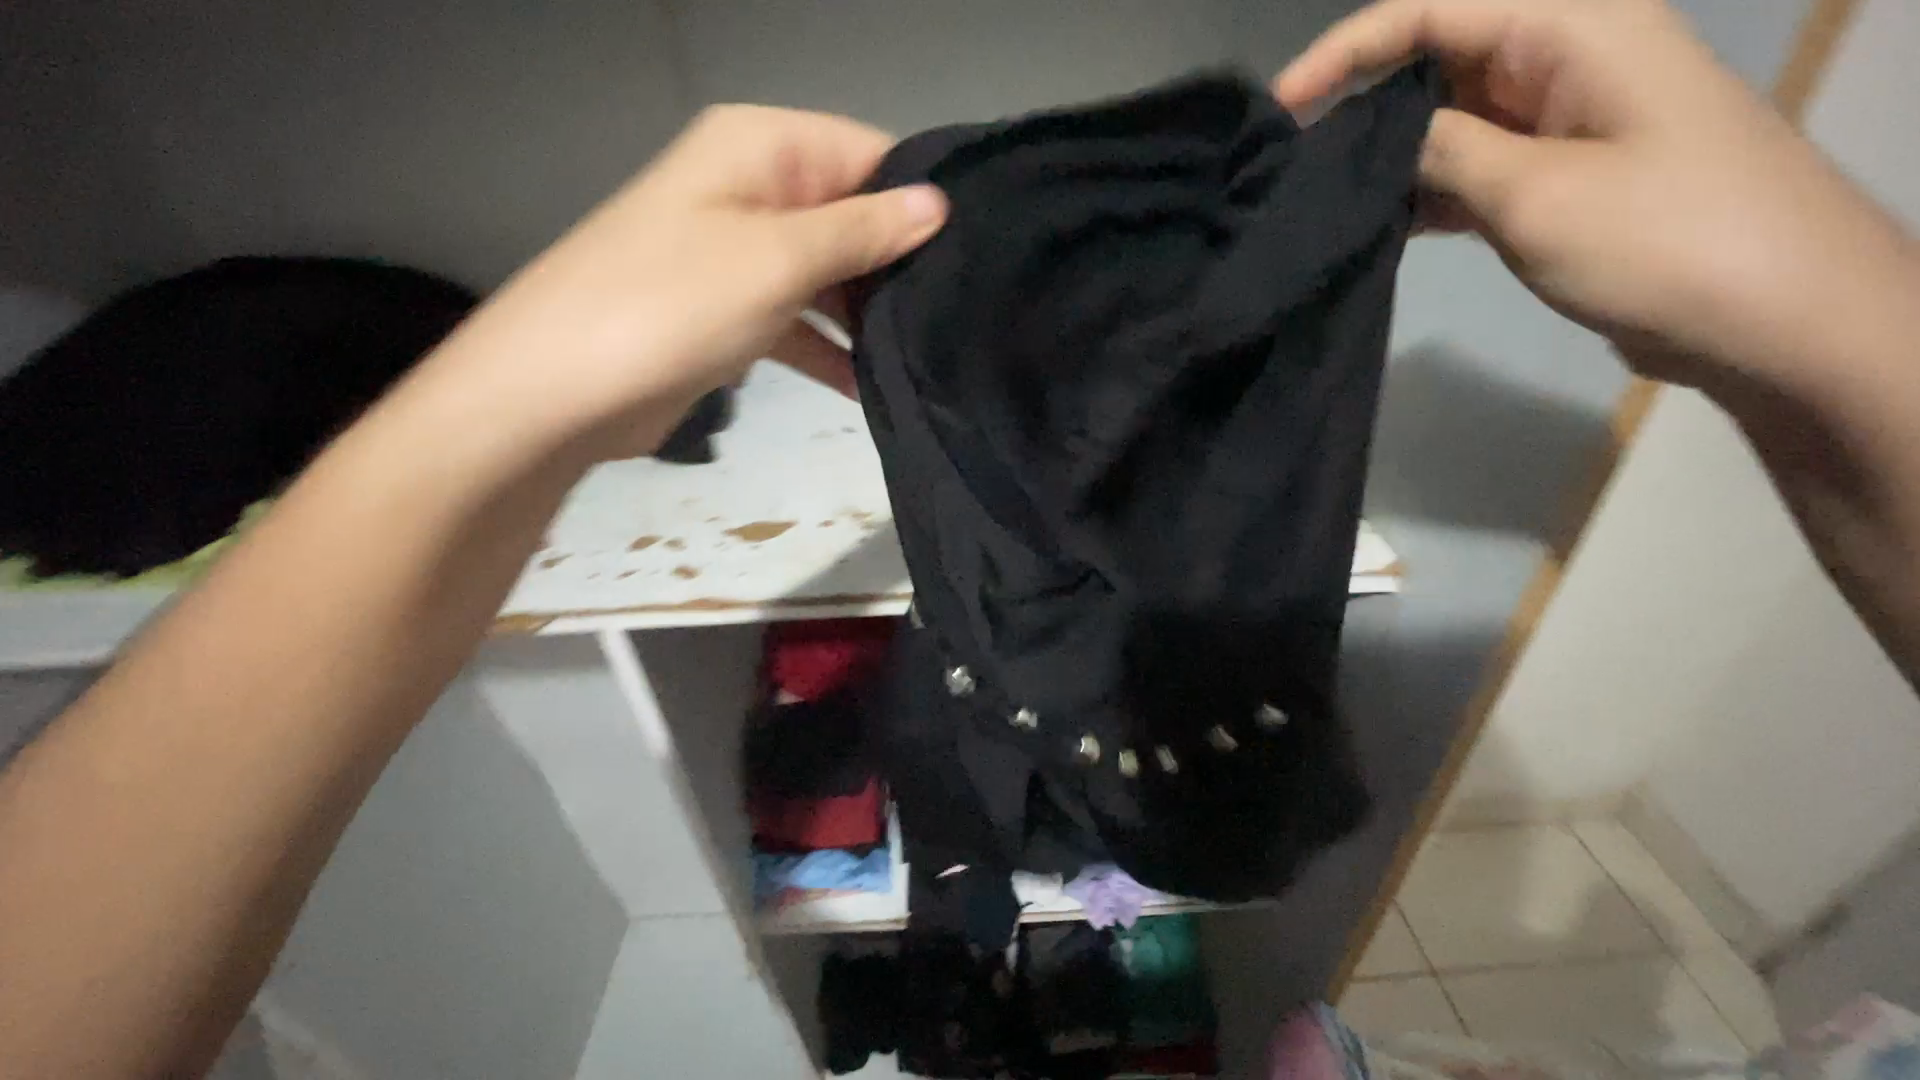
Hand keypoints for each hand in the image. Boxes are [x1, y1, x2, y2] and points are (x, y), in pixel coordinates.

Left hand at [436, 105, 945, 458]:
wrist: (559, 390)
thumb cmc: (671, 303)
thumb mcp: (779, 258)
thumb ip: (862, 231)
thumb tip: (937, 204)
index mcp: (762, 148)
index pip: (867, 152)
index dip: (919, 197)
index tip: (975, 250)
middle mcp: (753, 189)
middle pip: (850, 216)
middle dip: (897, 263)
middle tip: (959, 312)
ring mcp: (739, 254)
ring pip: (827, 274)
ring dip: (866, 313)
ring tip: (927, 352)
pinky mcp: (730, 313)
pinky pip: (797, 321)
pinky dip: (828, 350)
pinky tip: (869, 386)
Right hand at [1274, 0, 1910, 391]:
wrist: (1776, 317)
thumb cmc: (1663, 239)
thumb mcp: (1534, 192)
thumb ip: (1443, 153)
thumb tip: (1378, 139)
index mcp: (1572, 30)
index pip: (1432, 13)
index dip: (1346, 53)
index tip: (1281, 109)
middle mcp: (1564, 60)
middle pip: (1437, 62)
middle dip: (1360, 106)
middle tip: (1291, 163)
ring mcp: (1563, 123)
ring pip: (1448, 122)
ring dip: (1387, 158)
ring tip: (1320, 200)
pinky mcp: (1559, 179)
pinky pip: (1472, 170)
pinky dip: (1423, 194)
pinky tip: (1375, 228)